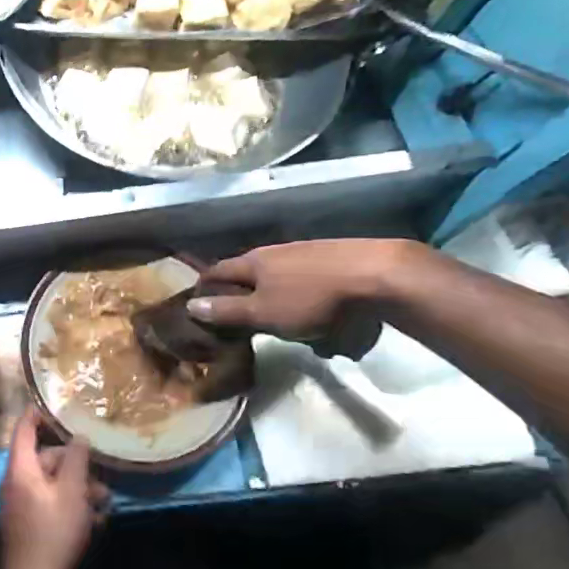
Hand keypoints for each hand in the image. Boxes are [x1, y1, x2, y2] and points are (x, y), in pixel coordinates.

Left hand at [0, 409, 106, 568]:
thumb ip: (76, 460)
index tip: (55, 402)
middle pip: (45, 459)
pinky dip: (72, 507)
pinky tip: (94, 522)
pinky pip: (52, 505)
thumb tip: (79, 435)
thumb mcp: (71, 493)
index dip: (38, 413)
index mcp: (19, 470)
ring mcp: (21, 507)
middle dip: (76, 465)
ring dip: (80, 490)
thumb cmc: (53, 536)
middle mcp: (16, 484)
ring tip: (105, 505)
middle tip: (103, 478)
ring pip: (53, 485)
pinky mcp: (30, 527)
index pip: (24, 430)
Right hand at [190, 239, 415, 337]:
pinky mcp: (334, 258)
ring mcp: (306, 252)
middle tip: (238, 315)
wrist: (377, 277)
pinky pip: (307, 278)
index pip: (218, 270)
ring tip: (278, 316)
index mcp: (253, 262)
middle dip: (242, 291)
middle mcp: (275, 251)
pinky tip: (315, 309)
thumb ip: (227, 310)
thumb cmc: (310, 299)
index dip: (205, 285)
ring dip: (274, 294)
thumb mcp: (262, 313)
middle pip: (249, 271)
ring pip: (280, 274)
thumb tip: (190, 306)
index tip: (197, 301)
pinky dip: (302, 294)